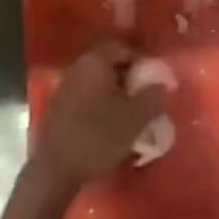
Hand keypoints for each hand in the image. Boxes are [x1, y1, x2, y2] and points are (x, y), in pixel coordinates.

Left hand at [32, 43, 169, 188]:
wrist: (54, 170)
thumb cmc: (98, 136)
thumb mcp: (135, 119)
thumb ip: (153, 97)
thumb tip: (164, 85)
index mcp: (95, 61)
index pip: (122, 48)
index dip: (141, 63)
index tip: (153, 82)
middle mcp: (76, 66)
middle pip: (108, 64)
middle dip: (127, 79)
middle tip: (142, 99)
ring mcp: (63, 87)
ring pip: (95, 83)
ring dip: (112, 94)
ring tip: (126, 116)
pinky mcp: (56, 108)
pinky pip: (83, 98)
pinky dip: (97, 106)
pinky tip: (105, 128)